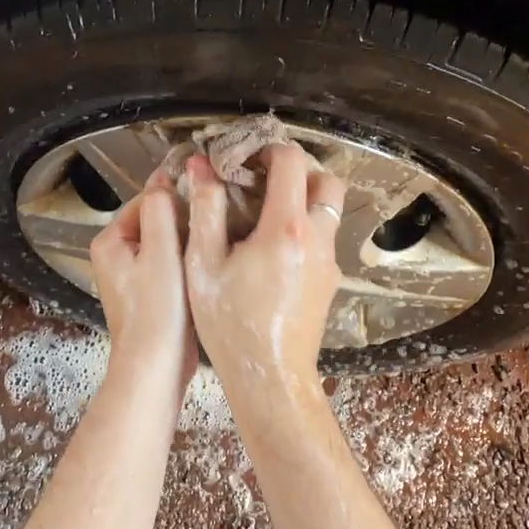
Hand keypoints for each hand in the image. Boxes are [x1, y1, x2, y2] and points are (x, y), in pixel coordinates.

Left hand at [90, 173, 197, 398]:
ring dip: (187, 240)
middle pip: (155, 220)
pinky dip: (186, 261)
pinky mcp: (147, 293)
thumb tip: (162, 177)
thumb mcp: (160, 250)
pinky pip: (168, 263)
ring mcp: (130, 276)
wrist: (154, 367)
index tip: (207, 196)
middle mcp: (114, 254)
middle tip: (215, 219)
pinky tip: (207, 262)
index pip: (146, 200)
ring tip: (215, 237)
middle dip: (183, 219)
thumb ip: (160, 209)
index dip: (176, 196)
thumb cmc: (157, 308)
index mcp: (110, 240)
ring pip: (165, 242)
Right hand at [182, 143, 346, 393]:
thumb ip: (204, 209)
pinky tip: (269, 247)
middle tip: (261, 179)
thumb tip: (200, 165)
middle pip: (325, 180)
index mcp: (287, 227)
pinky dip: (303, 226)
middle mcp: (317, 237)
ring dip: (301, 198)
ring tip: (261, 212)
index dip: (268, 149)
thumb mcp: (203, 263)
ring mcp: (328, 261)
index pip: (292, 161)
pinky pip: (322, 237)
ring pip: (327, 209)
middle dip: (296, 170)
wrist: (270, 379)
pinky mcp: (329, 280)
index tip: (244, 158)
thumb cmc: (231, 323)